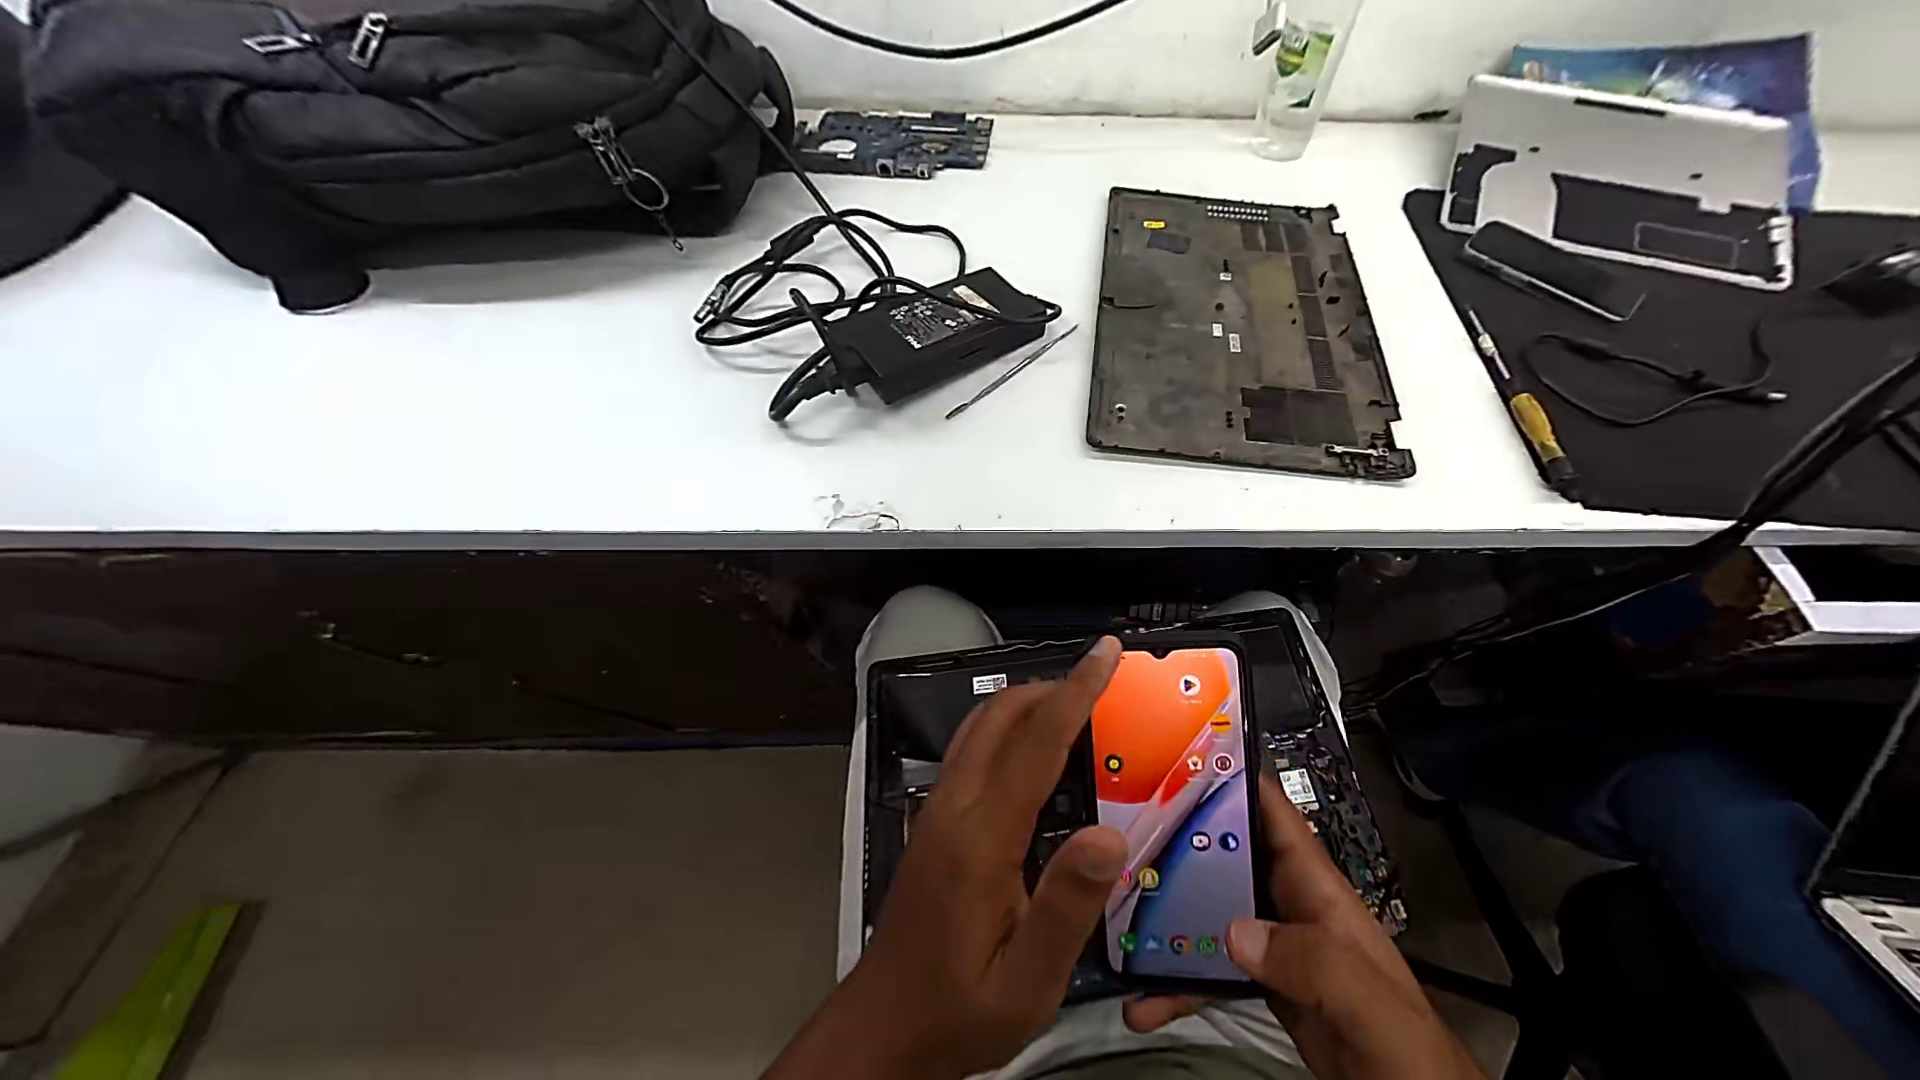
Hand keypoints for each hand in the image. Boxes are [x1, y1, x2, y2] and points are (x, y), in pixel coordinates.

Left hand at [764, 637, 1127, 1079]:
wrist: (883, 1025)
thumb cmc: (956, 1009)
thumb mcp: (1027, 982)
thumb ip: (1067, 907)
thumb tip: (1107, 837)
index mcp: (980, 840)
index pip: (1035, 745)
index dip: (1075, 693)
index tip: (1103, 656)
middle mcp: (953, 810)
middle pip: (998, 718)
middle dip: (1049, 685)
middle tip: (1096, 677)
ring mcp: (936, 811)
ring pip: (977, 727)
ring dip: (1024, 702)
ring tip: (1071, 701)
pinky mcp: (932, 821)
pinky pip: (969, 751)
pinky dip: (1005, 728)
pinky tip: (1029, 748)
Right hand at [1124, 776, 1485, 1079]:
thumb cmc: (1409, 1051)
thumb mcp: (1367, 999)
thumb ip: (1314, 961)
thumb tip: (1235, 933)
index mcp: (1315, 889)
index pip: (1271, 813)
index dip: (1230, 776)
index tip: (1177, 756)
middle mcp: (1287, 904)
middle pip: (1221, 854)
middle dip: (1173, 841)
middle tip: (1120, 835)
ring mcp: (1271, 942)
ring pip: (1205, 908)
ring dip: (1162, 915)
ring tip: (1119, 921)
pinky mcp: (1259, 979)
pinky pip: (1206, 964)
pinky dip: (1175, 976)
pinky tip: (1146, 994)